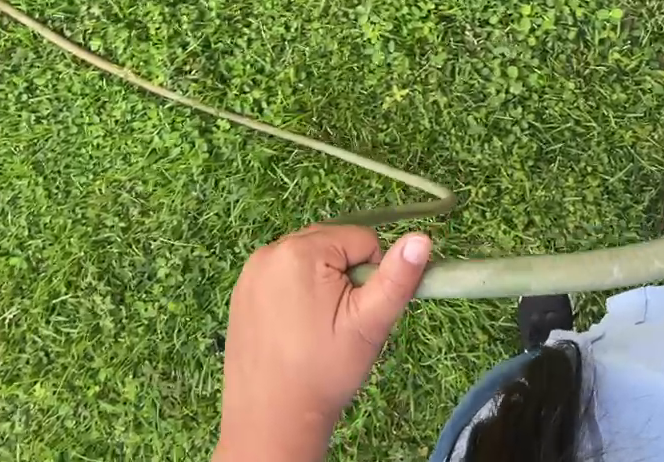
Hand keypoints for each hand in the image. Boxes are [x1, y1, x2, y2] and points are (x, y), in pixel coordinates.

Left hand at [214, 226, 432, 461]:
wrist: (271, 425)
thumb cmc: (325, 372)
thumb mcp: (369, 324)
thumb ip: (397, 278)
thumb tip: (422, 238)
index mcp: (302, 251)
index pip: (362, 240)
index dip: (370, 276)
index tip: (357, 313)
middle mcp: (271, 251)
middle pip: (333, 244)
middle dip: (345, 275)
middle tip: (339, 322)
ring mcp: (252, 271)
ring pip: (310, 256)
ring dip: (323, 280)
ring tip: (319, 325)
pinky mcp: (242, 291)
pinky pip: (284, 272)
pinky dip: (297, 289)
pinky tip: (296, 327)